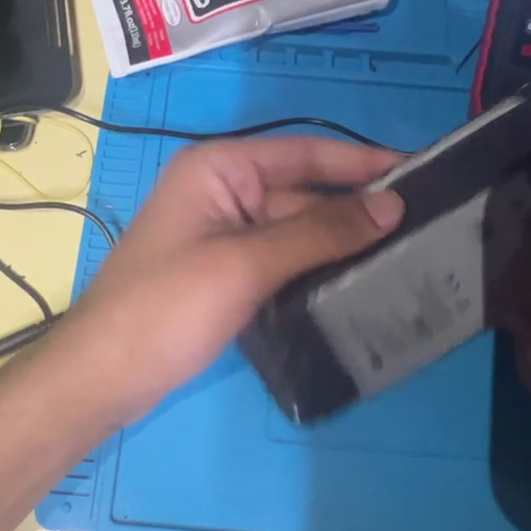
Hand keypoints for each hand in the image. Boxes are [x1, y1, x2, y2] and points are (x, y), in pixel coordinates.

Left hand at [61, 137, 403, 420]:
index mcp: (219, 167)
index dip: (362, 161)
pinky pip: (283, 259)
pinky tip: (359, 282)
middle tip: (427, 226)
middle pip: (304, 191)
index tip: (420, 173)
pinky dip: (317, 266)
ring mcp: (223, 234)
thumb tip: (392, 206)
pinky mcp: (225, 273)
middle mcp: (222, 191)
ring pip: (297, 229)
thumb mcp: (247, 262)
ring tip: (407, 254)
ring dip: (342, 241)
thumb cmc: (167, 307)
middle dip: (357, 209)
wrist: (103, 377)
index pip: (304, 153)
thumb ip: (320, 231)